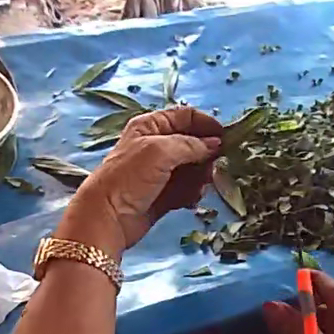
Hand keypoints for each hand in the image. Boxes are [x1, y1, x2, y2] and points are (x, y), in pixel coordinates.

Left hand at [57, 107, 220, 251]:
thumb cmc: (129, 177)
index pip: (185, 116)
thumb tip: (216, 144)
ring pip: (192, 169)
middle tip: (215, 167)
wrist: (107, 217)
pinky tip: (192, 200)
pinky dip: (192, 194)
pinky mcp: (162, 197)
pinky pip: (186, 190)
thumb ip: (191, 144)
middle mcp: (155, 147)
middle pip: (192, 144)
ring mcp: (158, 173)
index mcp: (150, 127)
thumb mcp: (160, 151)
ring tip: (202, 186)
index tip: (226, 137)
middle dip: (206, 155)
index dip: (206, 124)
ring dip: (201, 177)